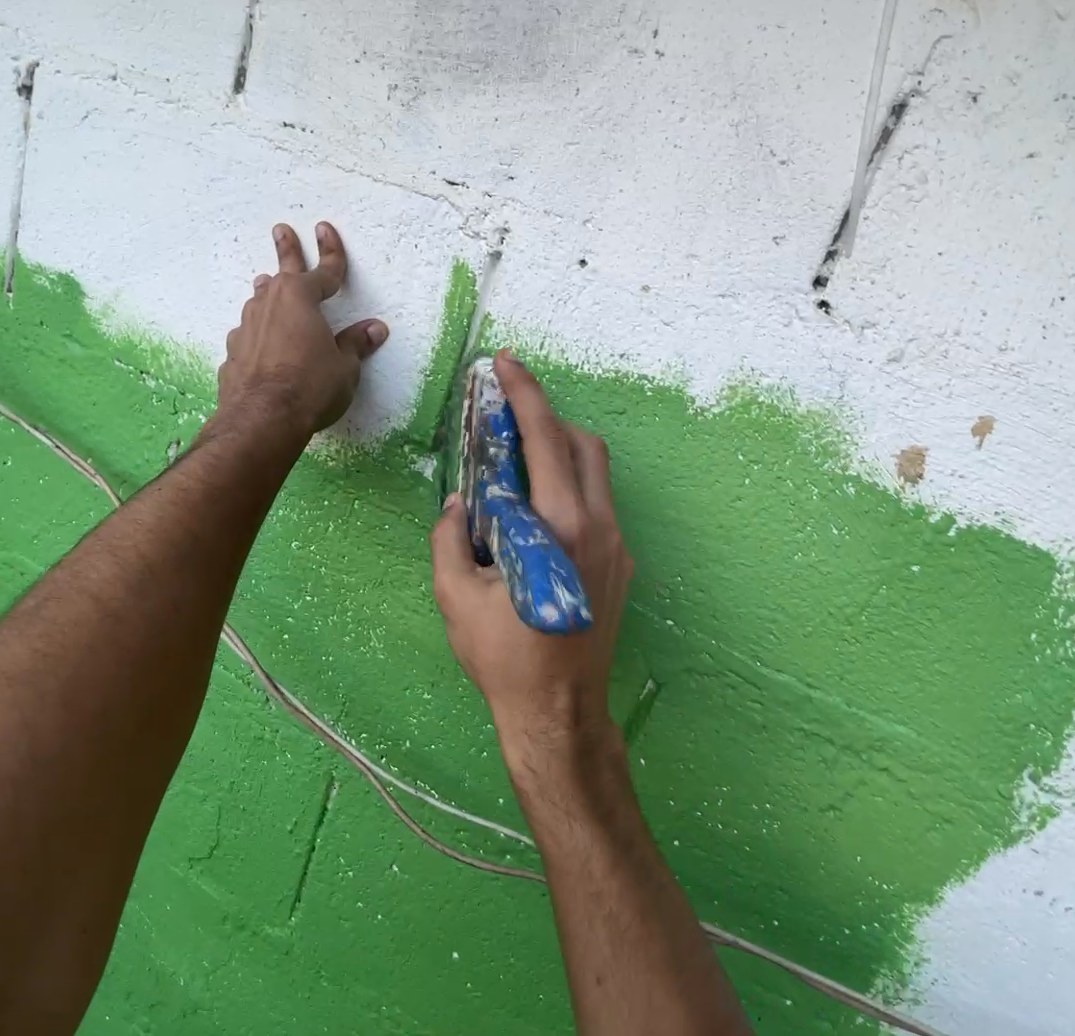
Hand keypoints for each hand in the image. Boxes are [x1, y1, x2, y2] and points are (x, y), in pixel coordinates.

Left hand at [218, 221, 387, 435]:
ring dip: (268, 292)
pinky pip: (250, 335)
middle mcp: (269, 305)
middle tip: (281, 229)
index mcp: (300, 299)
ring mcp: (246, 329)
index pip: (325, 273)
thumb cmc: (311, 386)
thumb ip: (355, 344)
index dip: (331, 253)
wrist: (262, 418)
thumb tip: (374, 330)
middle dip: (287, 250)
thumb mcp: (344, 367)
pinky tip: (261, 344)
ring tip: (267, 283)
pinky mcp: (233, 354)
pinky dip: (260, 333)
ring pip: (260, 302)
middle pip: (282, 272)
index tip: (326, 230)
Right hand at [429, 351, 635, 758]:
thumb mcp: (458, 597)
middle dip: (546, 418)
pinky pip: (600, 505)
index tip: (507, 363)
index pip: (546, 439)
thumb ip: (451, 539)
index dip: (526, 394)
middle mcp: (599, 527)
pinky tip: (539, 512)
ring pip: (597, 472)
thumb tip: (459, 504)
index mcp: (559, 527)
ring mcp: (618, 546)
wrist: (560, 712)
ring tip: (519, 462)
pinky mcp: (623, 565)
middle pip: (582, 444)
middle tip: (506, 416)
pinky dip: (571, 487)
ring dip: (561, 452)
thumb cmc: (504, 659)